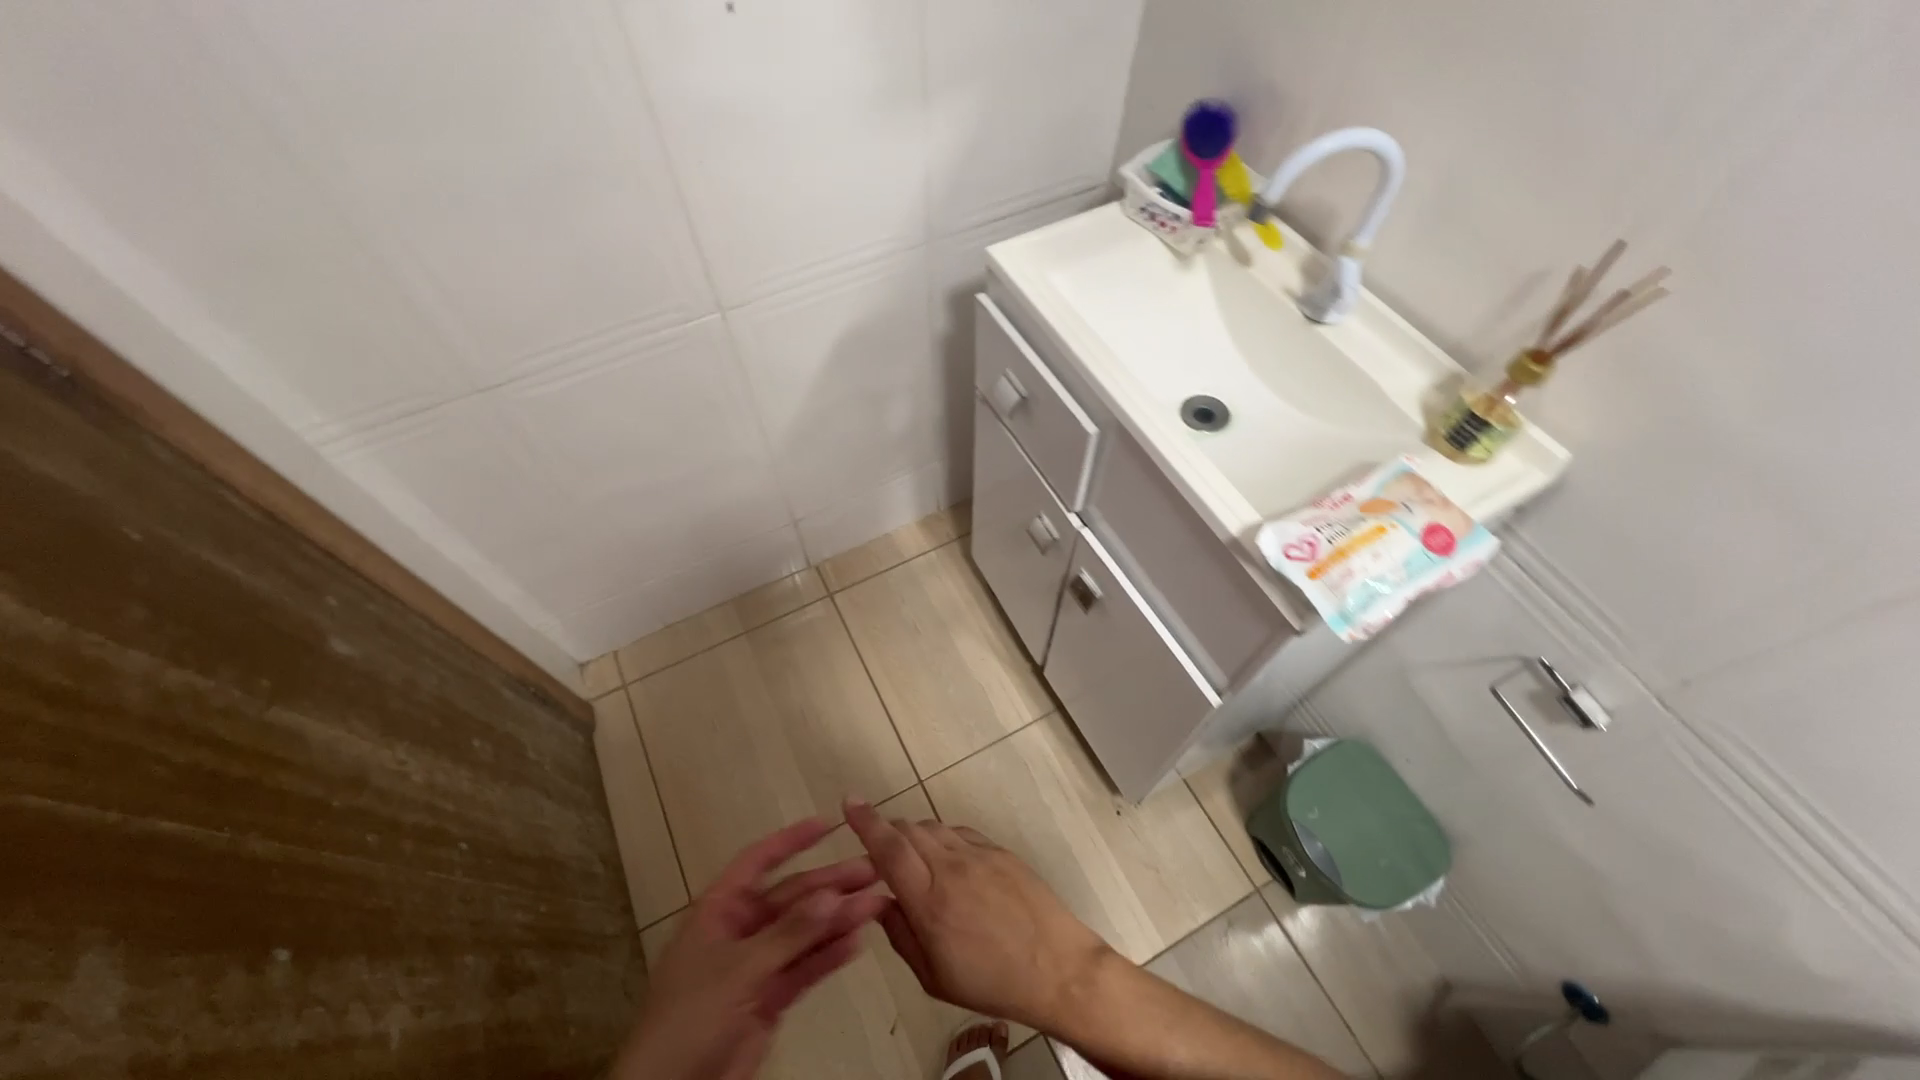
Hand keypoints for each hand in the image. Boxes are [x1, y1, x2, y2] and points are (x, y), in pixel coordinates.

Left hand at [614, 818, 888, 1079]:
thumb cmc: (691, 1015)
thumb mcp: (739, 969)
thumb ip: (789, 933)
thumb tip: (832, 894)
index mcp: (719, 910)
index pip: (757, 862)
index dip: (790, 841)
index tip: (828, 823)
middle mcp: (740, 930)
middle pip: (791, 898)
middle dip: (830, 884)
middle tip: (873, 872)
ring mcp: (756, 965)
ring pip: (804, 933)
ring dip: (838, 919)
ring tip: (878, 904)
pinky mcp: (770, 998)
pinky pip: (804, 968)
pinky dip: (829, 956)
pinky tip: (857, 943)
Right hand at [844, 797, 1114, 1030]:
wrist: (1058, 968)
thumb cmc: (991, 982)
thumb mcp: (933, 977)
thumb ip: (900, 935)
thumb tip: (880, 902)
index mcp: (929, 902)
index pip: (889, 848)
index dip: (866, 822)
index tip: (850, 803)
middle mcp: (951, 868)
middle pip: (908, 830)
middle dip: (886, 831)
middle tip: (878, 848)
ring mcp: (979, 856)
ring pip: (934, 827)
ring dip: (914, 835)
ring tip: (912, 858)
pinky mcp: (1001, 853)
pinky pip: (960, 834)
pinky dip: (943, 839)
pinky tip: (947, 862)